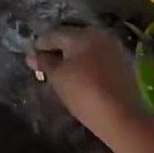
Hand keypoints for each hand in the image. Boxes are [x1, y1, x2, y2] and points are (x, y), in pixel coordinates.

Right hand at [29, 24, 148, 133]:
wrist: (121, 117)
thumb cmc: (83, 93)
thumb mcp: (56, 76)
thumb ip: (43, 62)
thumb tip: (32, 55)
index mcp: (82, 35)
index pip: (52, 35)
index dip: (38, 47)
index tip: (31, 62)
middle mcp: (99, 36)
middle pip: (68, 38)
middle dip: (55, 51)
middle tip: (43, 68)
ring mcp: (112, 49)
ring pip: (82, 48)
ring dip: (68, 57)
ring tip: (59, 74)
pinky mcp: (119, 63)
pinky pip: (94, 56)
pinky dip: (82, 63)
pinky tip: (75, 77)